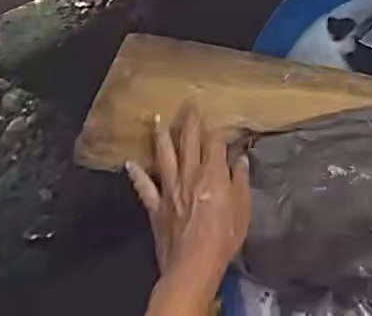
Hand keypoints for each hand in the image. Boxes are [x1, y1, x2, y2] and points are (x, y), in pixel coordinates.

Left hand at [126, 103, 251, 283]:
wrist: (192, 267)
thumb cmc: (223, 238)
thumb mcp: (243, 208)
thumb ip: (241, 180)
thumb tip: (241, 158)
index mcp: (213, 172)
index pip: (216, 142)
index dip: (219, 132)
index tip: (221, 126)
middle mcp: (190, 173)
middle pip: (189, 140)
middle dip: (190, 120)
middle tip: (188, 104)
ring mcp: (170, 188)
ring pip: (164, 155)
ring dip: (161, 137)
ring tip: (158, 121)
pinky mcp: (156, 206)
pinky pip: (144, 187)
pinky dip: (136, 175)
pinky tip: (129, 163)